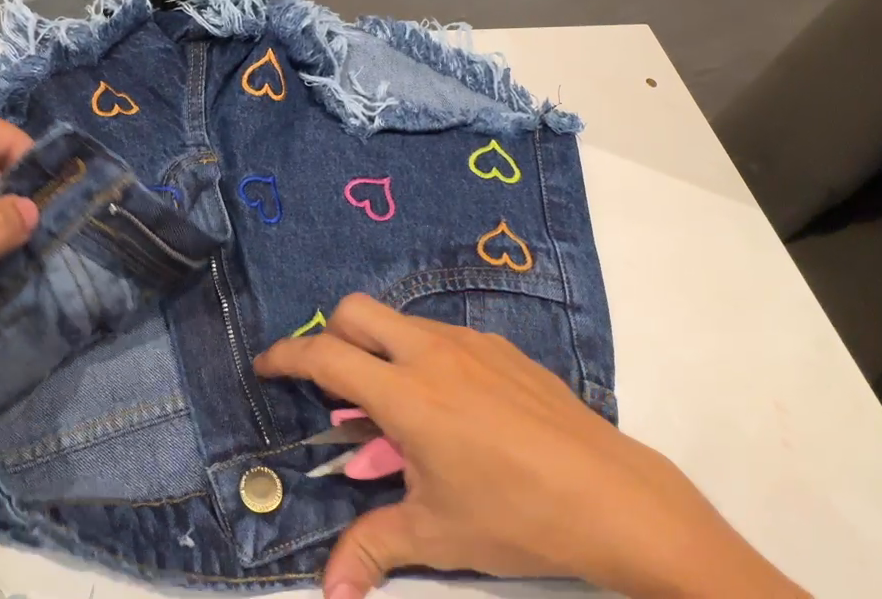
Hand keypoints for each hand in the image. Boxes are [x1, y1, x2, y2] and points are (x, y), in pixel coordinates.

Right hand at [254, 294, 806, 598]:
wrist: (615, 499)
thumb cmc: (516, 517)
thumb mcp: (437, 535)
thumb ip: (372, 549)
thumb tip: (330, 590)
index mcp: (404, 394)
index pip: (326, 358)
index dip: (286, 356)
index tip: (265, 366)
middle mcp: (430, 353)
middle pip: (356, 310)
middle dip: (331, 337)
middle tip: (336, 388)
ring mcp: (471, 344)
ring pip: (401, 322)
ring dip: (381, 350)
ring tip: (397, 412)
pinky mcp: (503, 349)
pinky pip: (443, 336)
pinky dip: (423, 358)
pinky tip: (451, 412)